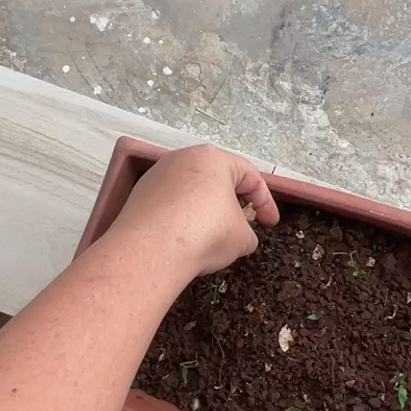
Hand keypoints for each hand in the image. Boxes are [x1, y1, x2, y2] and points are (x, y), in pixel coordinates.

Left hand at [102, 144, 280, 277]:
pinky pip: (171, 203)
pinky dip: (183, 218)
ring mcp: (157, 175)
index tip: (270, 224)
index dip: (266, 203)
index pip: (250, 177)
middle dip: (234, 203)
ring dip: (207, 211)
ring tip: (213, 236)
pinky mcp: (139, 195)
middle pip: (218, 178)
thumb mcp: (242, 238)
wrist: (149, 252)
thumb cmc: (204, 234)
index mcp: (214, 158)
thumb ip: (248, 232)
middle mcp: (183, 158)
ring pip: (193, 190)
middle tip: (243, 225)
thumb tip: (239, 235)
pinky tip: (186, 240)